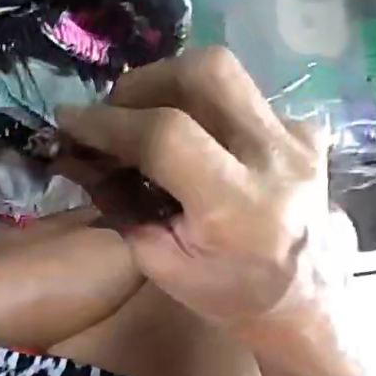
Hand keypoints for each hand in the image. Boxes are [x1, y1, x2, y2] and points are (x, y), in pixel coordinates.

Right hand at [55, 47, 339, 361]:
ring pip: (223, 73)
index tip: (67, 120)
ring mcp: (297, 137)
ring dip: (167, 86)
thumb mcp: (156, 262)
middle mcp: (275, 158)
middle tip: (113, 111)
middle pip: (206, 73)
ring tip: (141, 118)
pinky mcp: (304, 130)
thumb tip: (75, 156)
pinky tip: (189, 139)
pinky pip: (238, 95)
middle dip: (143, 82)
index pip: (165, 136)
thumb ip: (117, 204)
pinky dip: (198, 106)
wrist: (308, 302)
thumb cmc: (226, 294)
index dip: (107, 122)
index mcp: (237, 205)